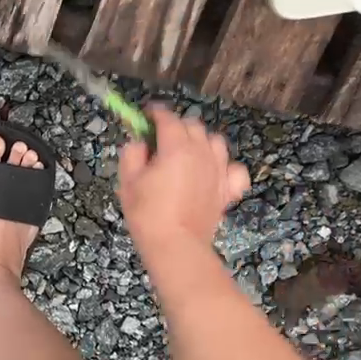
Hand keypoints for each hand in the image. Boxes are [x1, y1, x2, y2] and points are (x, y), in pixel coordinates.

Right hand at [117, 105, 250, 260]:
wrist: (176, 246)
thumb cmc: (147, 213)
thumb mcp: (127, 181)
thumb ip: (132, 153)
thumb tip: (139, 142)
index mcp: (176, 148)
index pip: (168, 118)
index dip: (155, 113)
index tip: (145, 115)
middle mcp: (202, 153)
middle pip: (193, 126)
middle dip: (176, 126)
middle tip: (159, 138)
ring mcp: (219, 171)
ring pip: (214, 141)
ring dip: (200, 141)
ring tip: (185, 153)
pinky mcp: (228, 189)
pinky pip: (233, 167)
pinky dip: (223, 165)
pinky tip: (211, 172)